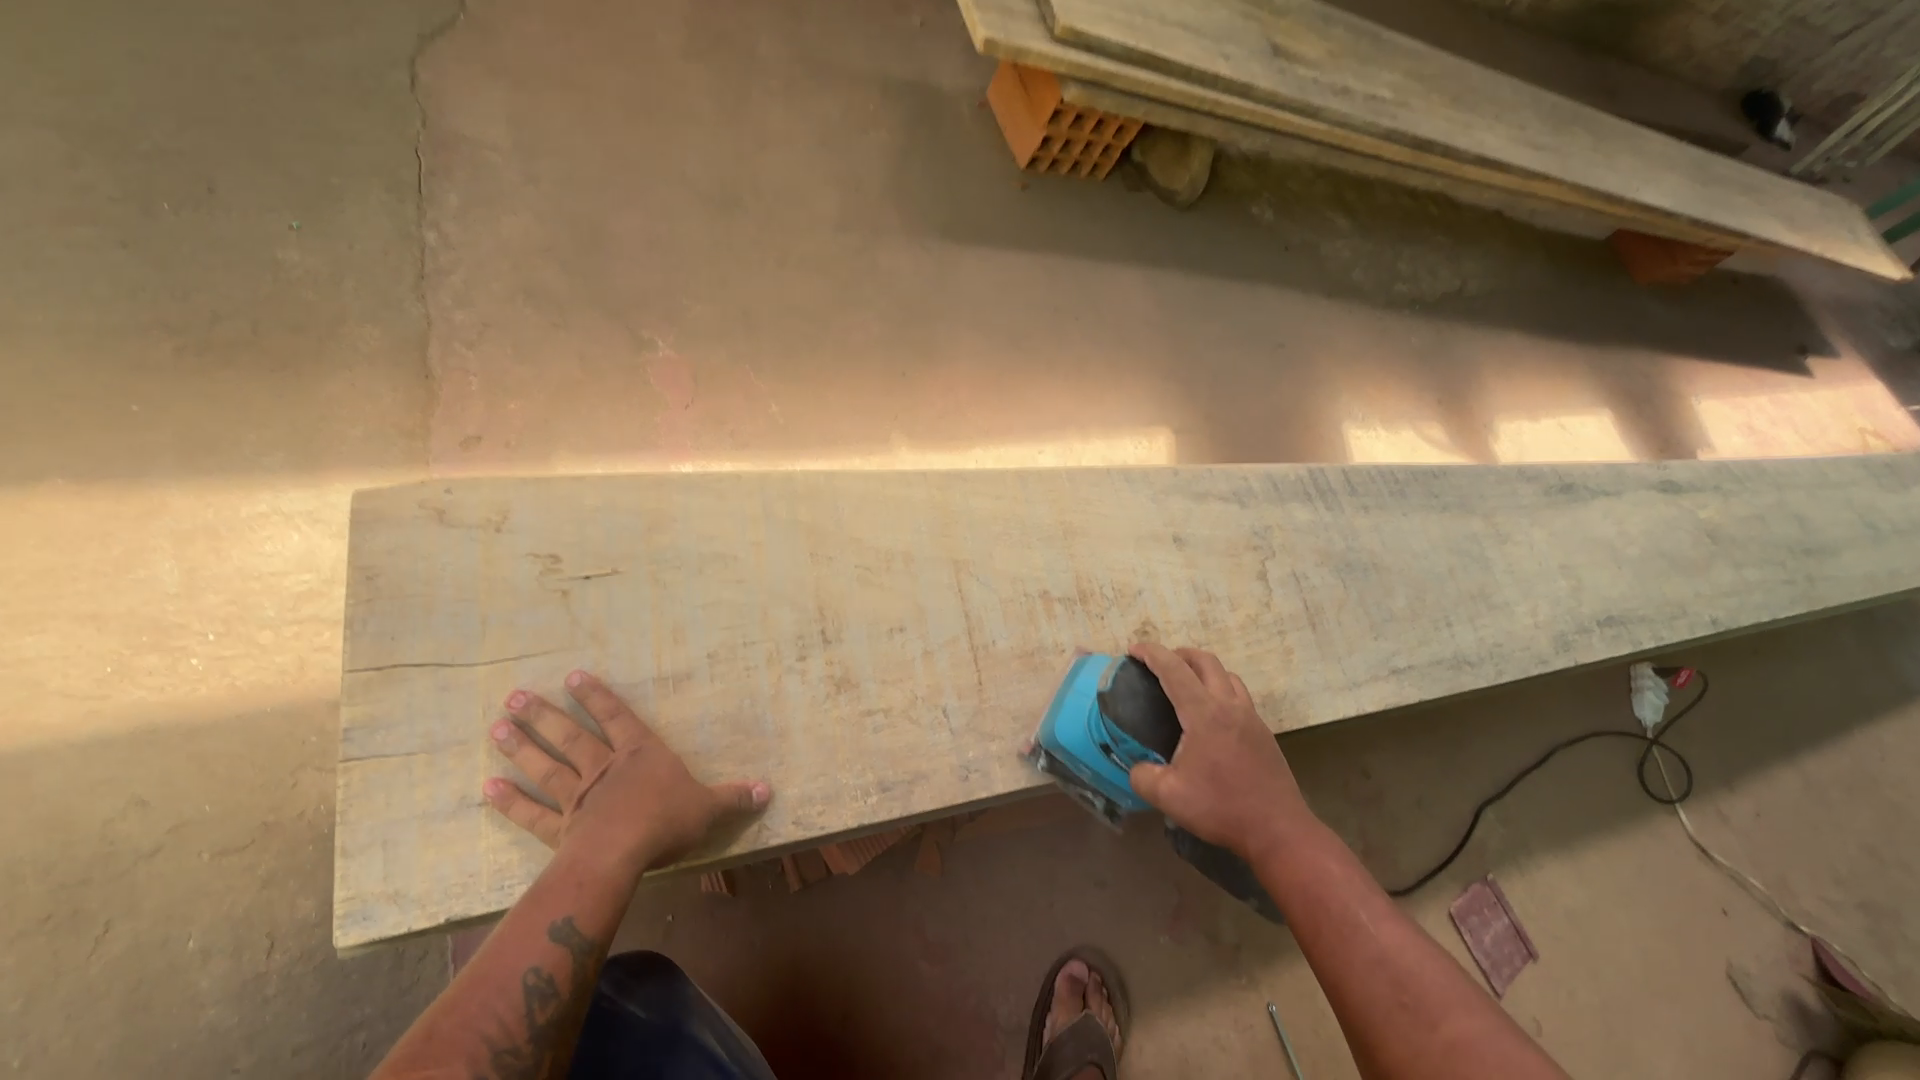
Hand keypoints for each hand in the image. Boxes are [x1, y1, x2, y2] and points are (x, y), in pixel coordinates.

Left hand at [483, 670, 770, 874]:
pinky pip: (531, 813)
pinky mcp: (559, 828)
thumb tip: (769, 790)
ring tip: (497, 726)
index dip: (597, 698)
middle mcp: (605, 769)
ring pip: (547, 766)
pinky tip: (488, 787)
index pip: (618, 718)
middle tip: (515, 696)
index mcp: (641, 756)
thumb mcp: (710, 807)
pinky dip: (510, 801)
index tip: (571, 678)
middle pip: (572, 737)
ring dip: (523, 746)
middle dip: (545, 715)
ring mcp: (578, 797)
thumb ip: (735, 797)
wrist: (624, 853)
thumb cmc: (668, 821)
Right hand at [1125, 643, 1315, 859]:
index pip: (1174, 670)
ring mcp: (1251, 718)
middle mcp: (1229, 706)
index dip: (1151, 654)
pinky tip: (1211, 716)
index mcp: (1204, 714)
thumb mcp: (1167, 796)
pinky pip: (1239, 696)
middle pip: (1206, 662)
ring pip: (1227, 676)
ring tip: (1186, 684)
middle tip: (1159, 663)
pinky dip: (1220, 690)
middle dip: (1179, 654)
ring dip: (1204, 670)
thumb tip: (1138, 767)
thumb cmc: (1221, 808)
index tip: (1133, 650)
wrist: (1277, 829)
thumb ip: (1143, 776)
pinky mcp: (1263, 733)